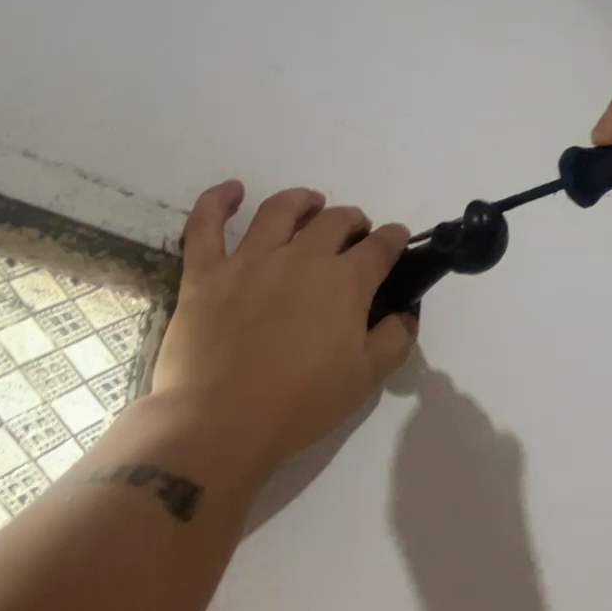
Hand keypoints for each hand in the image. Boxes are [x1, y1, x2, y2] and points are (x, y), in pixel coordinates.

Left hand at [144, 181, 416, 480]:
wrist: (221, 420)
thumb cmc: (301, 403)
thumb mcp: (364, 379)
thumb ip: (393, 340)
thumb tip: (406, 314)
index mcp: (344, 283)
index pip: (379, 247)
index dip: (393, 239)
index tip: (398, 238)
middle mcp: (300, 258)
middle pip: (333, 222)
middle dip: (352, 220)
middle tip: (355, 231)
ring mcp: (249, 260)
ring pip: (278, 211)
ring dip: (300, 201)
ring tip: (309, 202)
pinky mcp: (205, 272)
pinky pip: (206, 224)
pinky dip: (218, 200)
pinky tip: (232, 190)